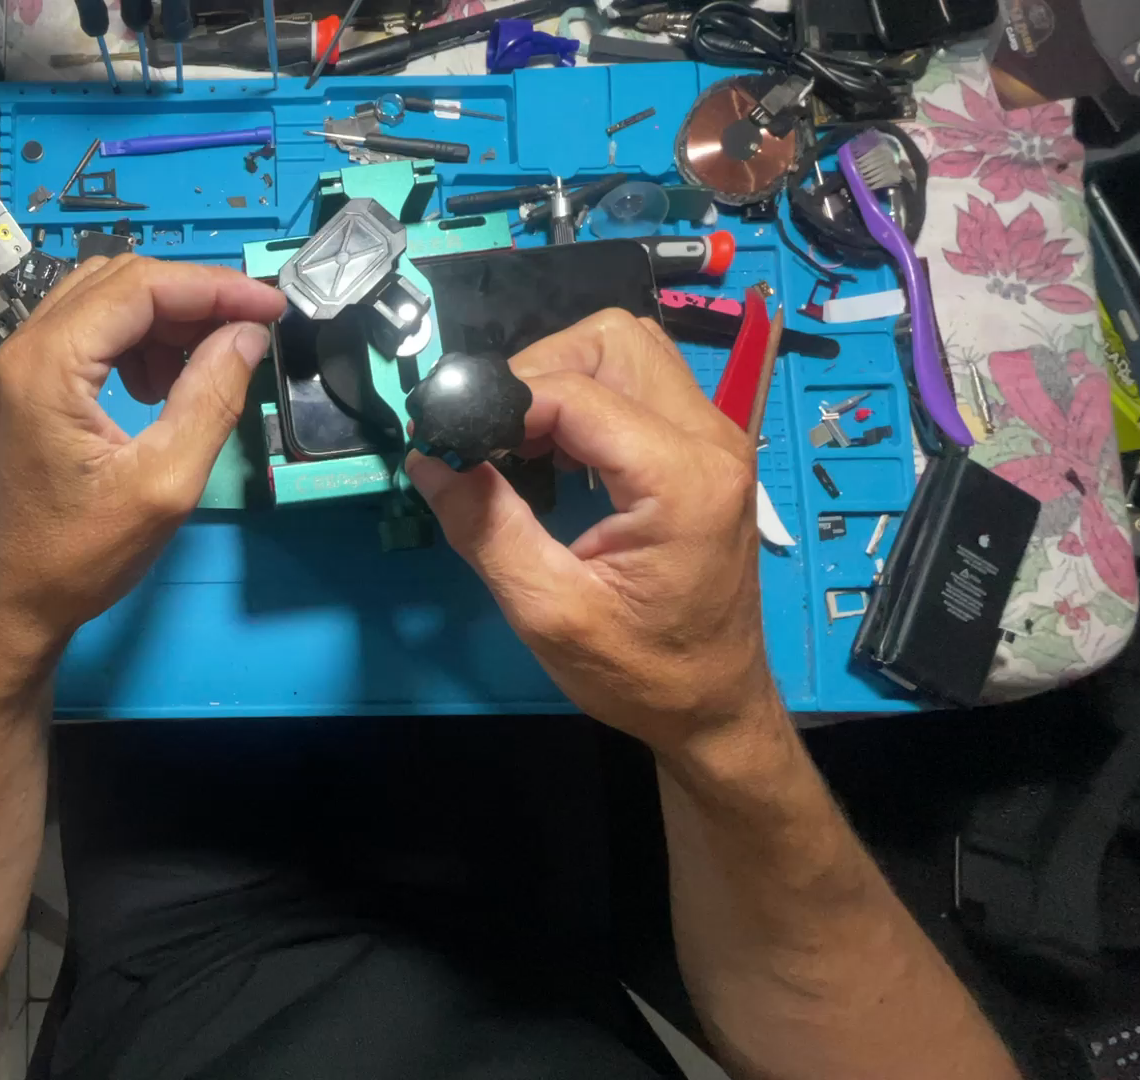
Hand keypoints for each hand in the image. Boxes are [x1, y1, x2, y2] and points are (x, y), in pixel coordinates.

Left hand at [0, 255, 285, 657]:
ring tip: (200, 371)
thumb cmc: (86, 556)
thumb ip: (210, 399)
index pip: (139, 288)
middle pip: (118, 284)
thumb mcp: (166, 484)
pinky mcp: (22, 391)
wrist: (20, 605)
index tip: (270, 308)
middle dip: (191, 300)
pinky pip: (84, 338)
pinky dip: (132, 346)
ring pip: (101, 306)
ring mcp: (15, 370)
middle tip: (245, 333)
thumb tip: (247, 335)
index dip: (214, 287)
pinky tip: (156, 389)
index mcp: (47, 366)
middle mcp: (21, 351)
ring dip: (162, 323)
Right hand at [405, 310, 773, 754]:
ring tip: (515, 441)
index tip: (446, 438)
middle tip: (490, 435)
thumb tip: (428, 459)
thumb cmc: (637, 671)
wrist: (711, 706)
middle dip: (534, 372)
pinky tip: (549, 454)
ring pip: (625, 352)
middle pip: (612, 341)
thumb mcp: (546, 610)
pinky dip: (579, 399)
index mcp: (679, 479)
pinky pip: (633, 386)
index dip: (498, 403)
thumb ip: (485, 527)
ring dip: (557, 380)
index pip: (575, 393)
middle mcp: (707, 440)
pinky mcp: (698, 452)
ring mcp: (711, 440)